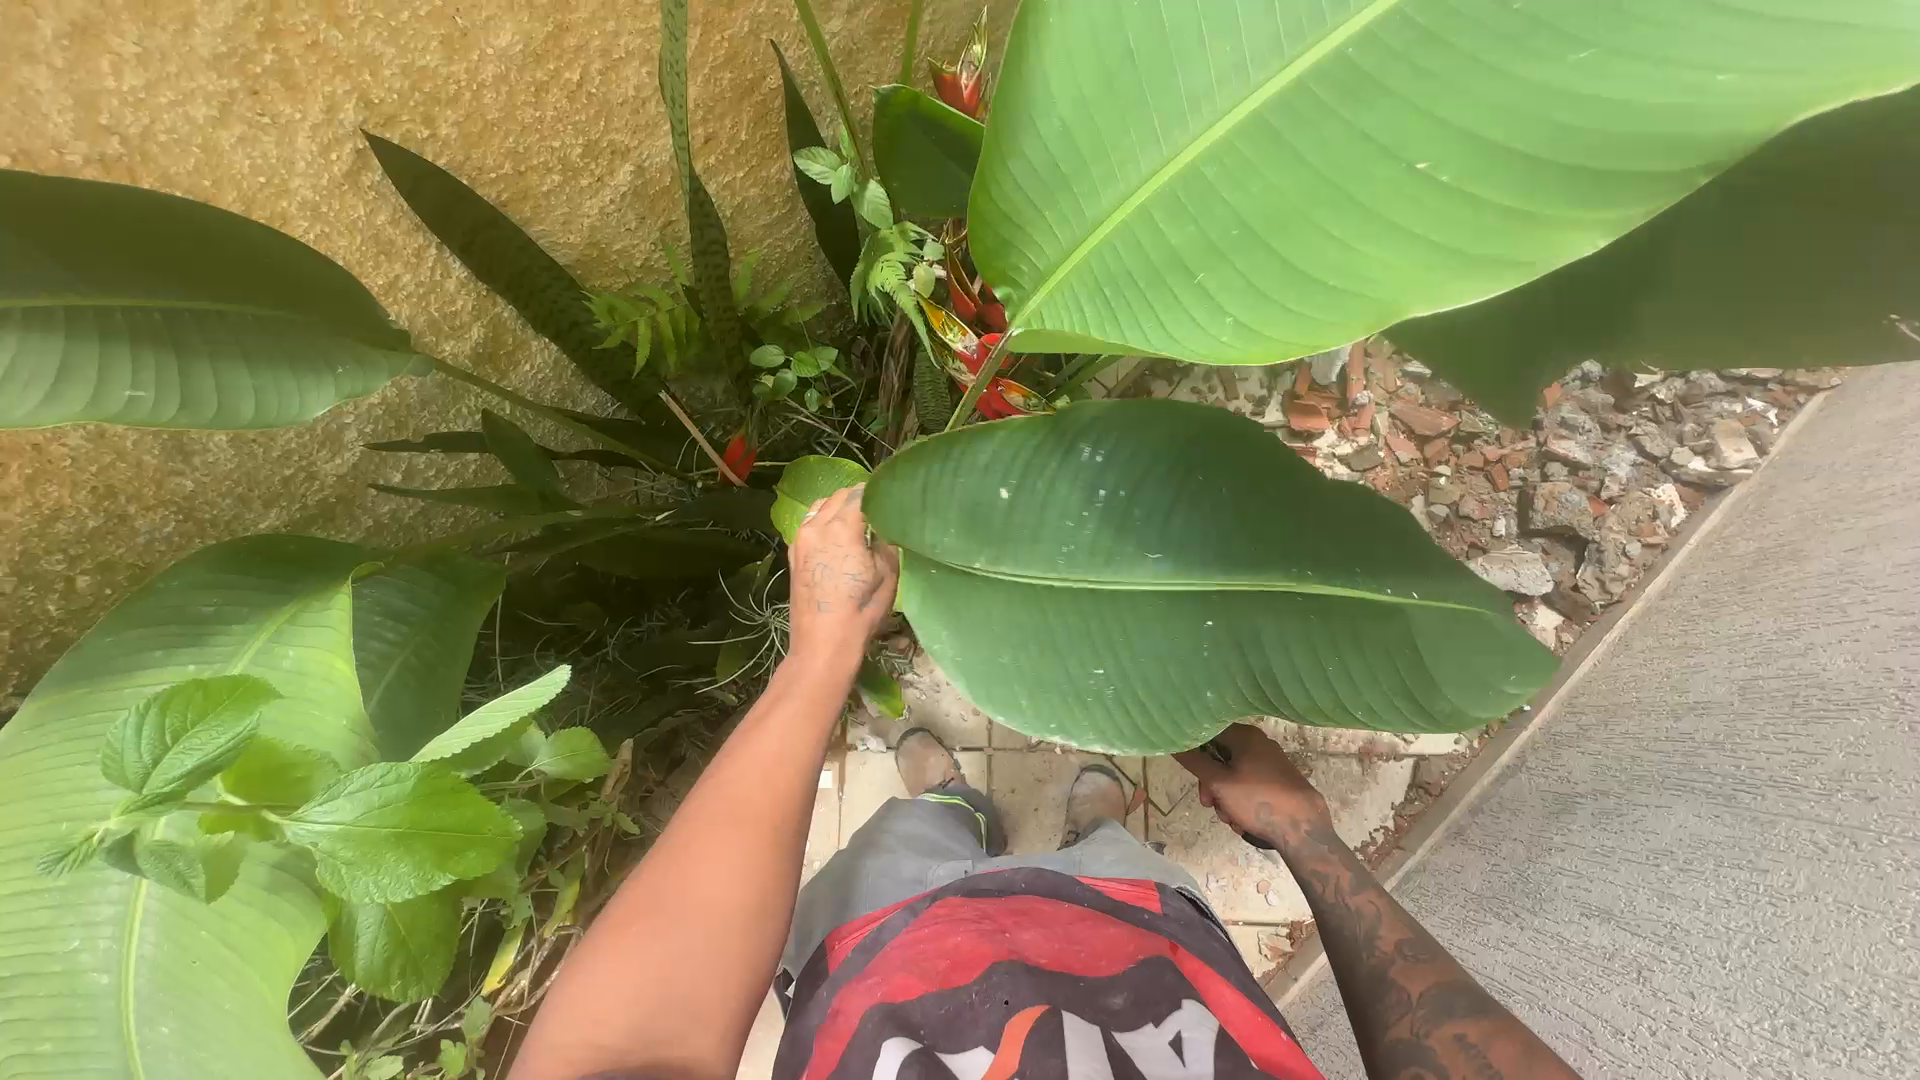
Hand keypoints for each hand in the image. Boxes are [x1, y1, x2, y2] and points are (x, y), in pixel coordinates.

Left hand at [786, 484, 898, 667]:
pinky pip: (809, 524)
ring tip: (854, 518)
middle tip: (875, 506)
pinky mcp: (793, 554)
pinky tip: (835, 534)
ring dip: (837, 507)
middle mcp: (816, 526)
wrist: (824, 641)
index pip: (859, 495)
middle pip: (837, 497)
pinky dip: (823, 520)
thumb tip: (879, 529)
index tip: (887, 495)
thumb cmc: (862, 609)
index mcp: (841, 527)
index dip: (875, 492)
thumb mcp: (888, 573)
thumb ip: (884, 541)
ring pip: (819, 508)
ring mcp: (800, 540)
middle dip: (856, 497)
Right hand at [1174, 723, 1329, 844]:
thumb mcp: (1218, 782)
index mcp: (1246, 737)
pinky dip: (1242, 802)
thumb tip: (1174, 741)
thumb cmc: (1258, 801)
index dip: (1196, 753)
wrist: (1304, 831)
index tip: (1194, 775)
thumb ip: (1194, 761)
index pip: (1209, 732)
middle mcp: (1260, 744)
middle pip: (1222, 757)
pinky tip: (1243, 821)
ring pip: (1235, 775)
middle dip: (1212, 784)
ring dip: (1226, 798)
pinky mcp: (1281, 782)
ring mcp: (1273, 764)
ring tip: (1230, 819)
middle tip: (1210, 804)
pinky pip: (1251, 786)